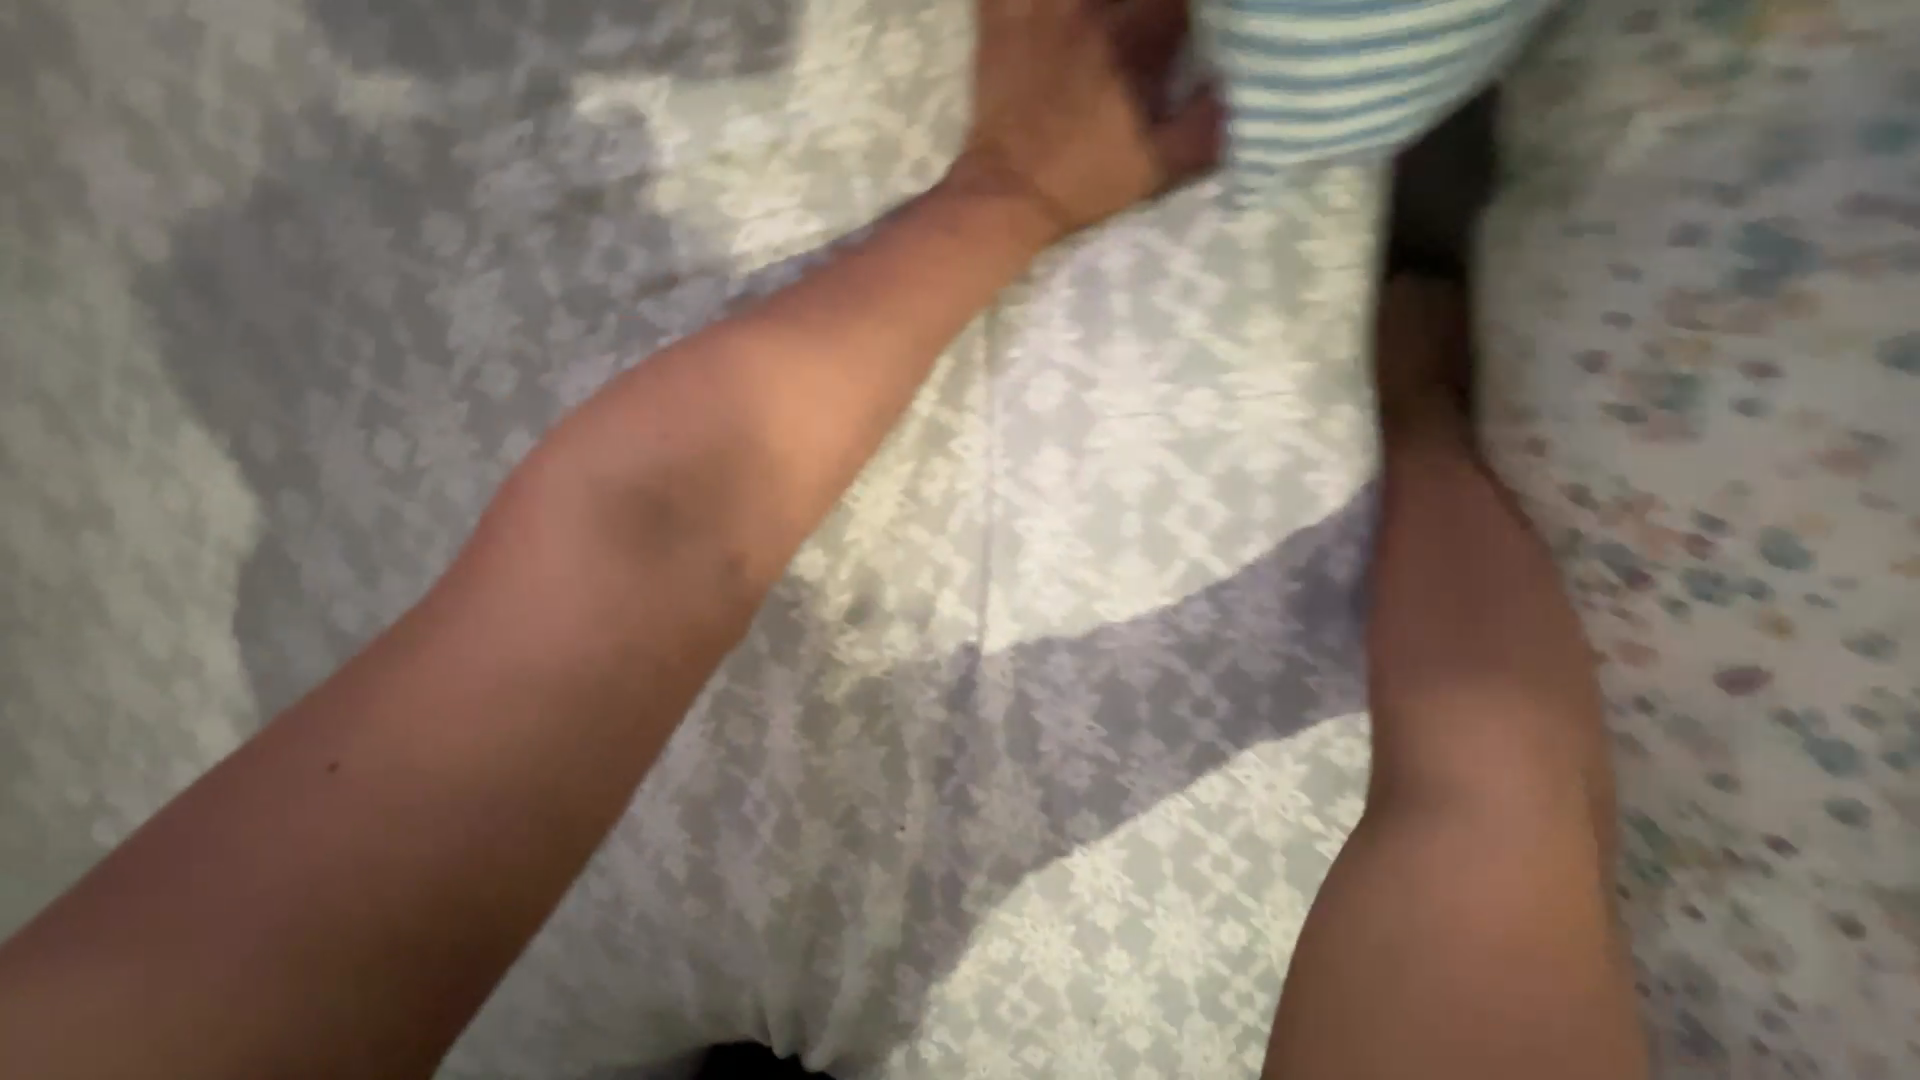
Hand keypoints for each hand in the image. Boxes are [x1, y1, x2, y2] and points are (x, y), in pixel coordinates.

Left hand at [948, 0, 1223, 245]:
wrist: (1008, 197)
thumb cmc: (1085, 185)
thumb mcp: (1158, 167)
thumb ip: (1206, 126)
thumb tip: (1243, 86)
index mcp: (1136, 40)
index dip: (1197, 5)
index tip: (1198, 17)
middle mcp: (1090, 12)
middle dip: (1149, 1)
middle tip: (1149, 17)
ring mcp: (1041, 10)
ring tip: (1106, 13)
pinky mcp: (1000, 19)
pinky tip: (1045, 5)